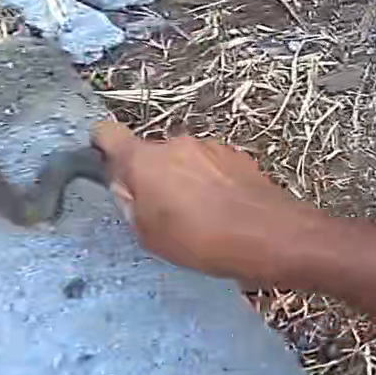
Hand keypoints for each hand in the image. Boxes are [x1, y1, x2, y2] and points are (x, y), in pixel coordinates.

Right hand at [91, 120, 325, 281]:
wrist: (272, 235)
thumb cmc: (203, 240)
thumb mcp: (149, 235)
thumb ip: (131, 204)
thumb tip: (127, 187)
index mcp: (144, 159)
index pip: (108, 134)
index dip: (104, 149)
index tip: (111, 171)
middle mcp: (177, 143)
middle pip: (151, 154)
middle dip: (152, 177)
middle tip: (163, 213)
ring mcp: (212, 147)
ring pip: (184, 161)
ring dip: (185, 181)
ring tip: (200, 218)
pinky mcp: (239, 156)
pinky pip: (212, 167)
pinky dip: (212, 183)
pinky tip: (223, 211)